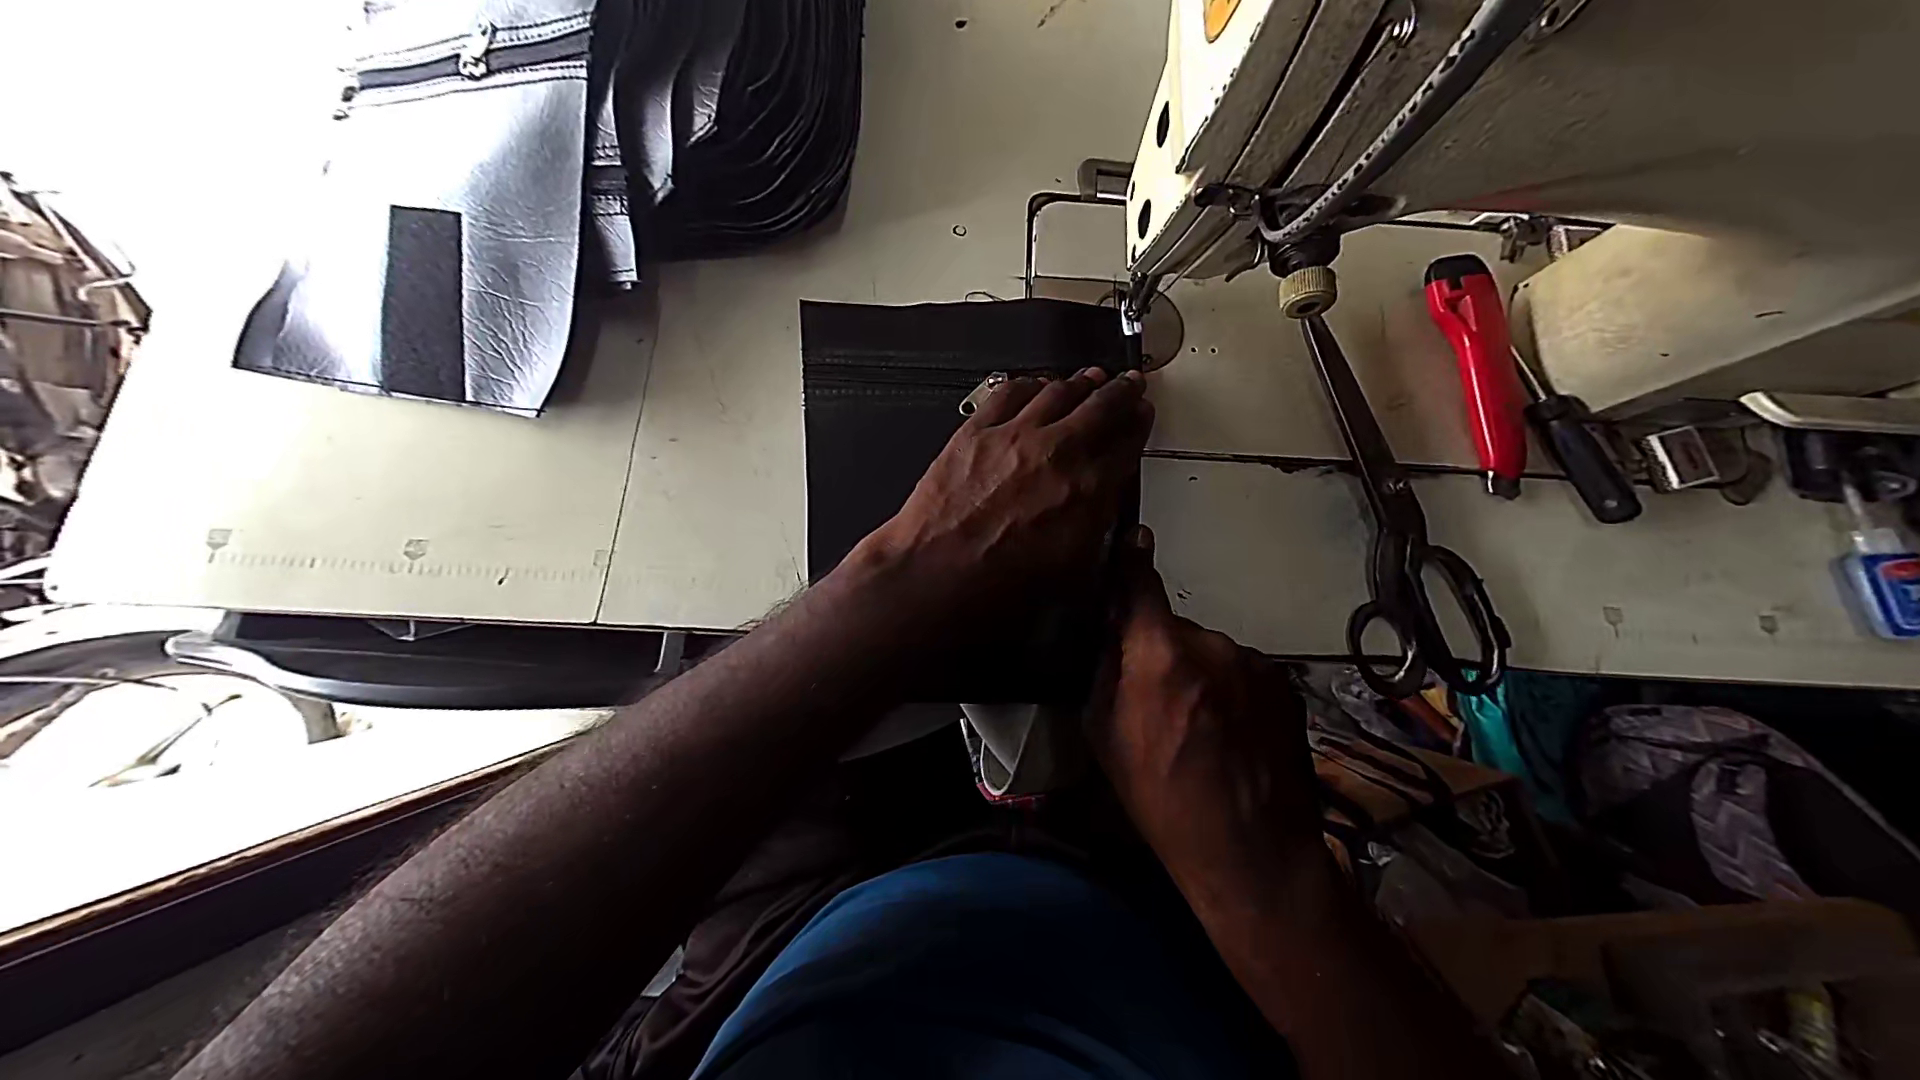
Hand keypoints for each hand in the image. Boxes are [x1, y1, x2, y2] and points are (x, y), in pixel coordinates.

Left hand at [847, 366, 1152, 627]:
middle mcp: (1056, 455)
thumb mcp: (1072, 574)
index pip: (1127, 445)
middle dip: (1121, 393)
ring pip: (1059, 391)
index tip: (1140, 417)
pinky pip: (1010, 392)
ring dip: (1080, 383)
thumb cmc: (995, 586)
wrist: (936, 577)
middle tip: (1129, 385)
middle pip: (1101, 407)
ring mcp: (1015, 437)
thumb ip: (1095, 530)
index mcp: (1088, 491)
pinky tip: (1034, 384)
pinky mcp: (976, 432)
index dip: (1138, 426)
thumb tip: (1101, 512)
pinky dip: (1029, 384)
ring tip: (1090, 379)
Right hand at [1086, 526, 1324, 893]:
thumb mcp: (1105, 736)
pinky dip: (1229, 688)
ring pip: (1209, 651)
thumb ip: (1106, 674)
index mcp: (1161, 654)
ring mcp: (1256, 662)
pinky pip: (1241, 671)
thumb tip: (1112, 636)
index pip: (1140, 585)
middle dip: (1160, 650)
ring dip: (1197, 672)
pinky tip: (1230, 731)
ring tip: (1199, 724)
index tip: (1132, 537)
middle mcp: (1213, 643)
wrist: (1252, 851)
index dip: (1131, 560)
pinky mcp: (1285, 684)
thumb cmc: (1160, 797)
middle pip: (1172, 628)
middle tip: (1156, 698)